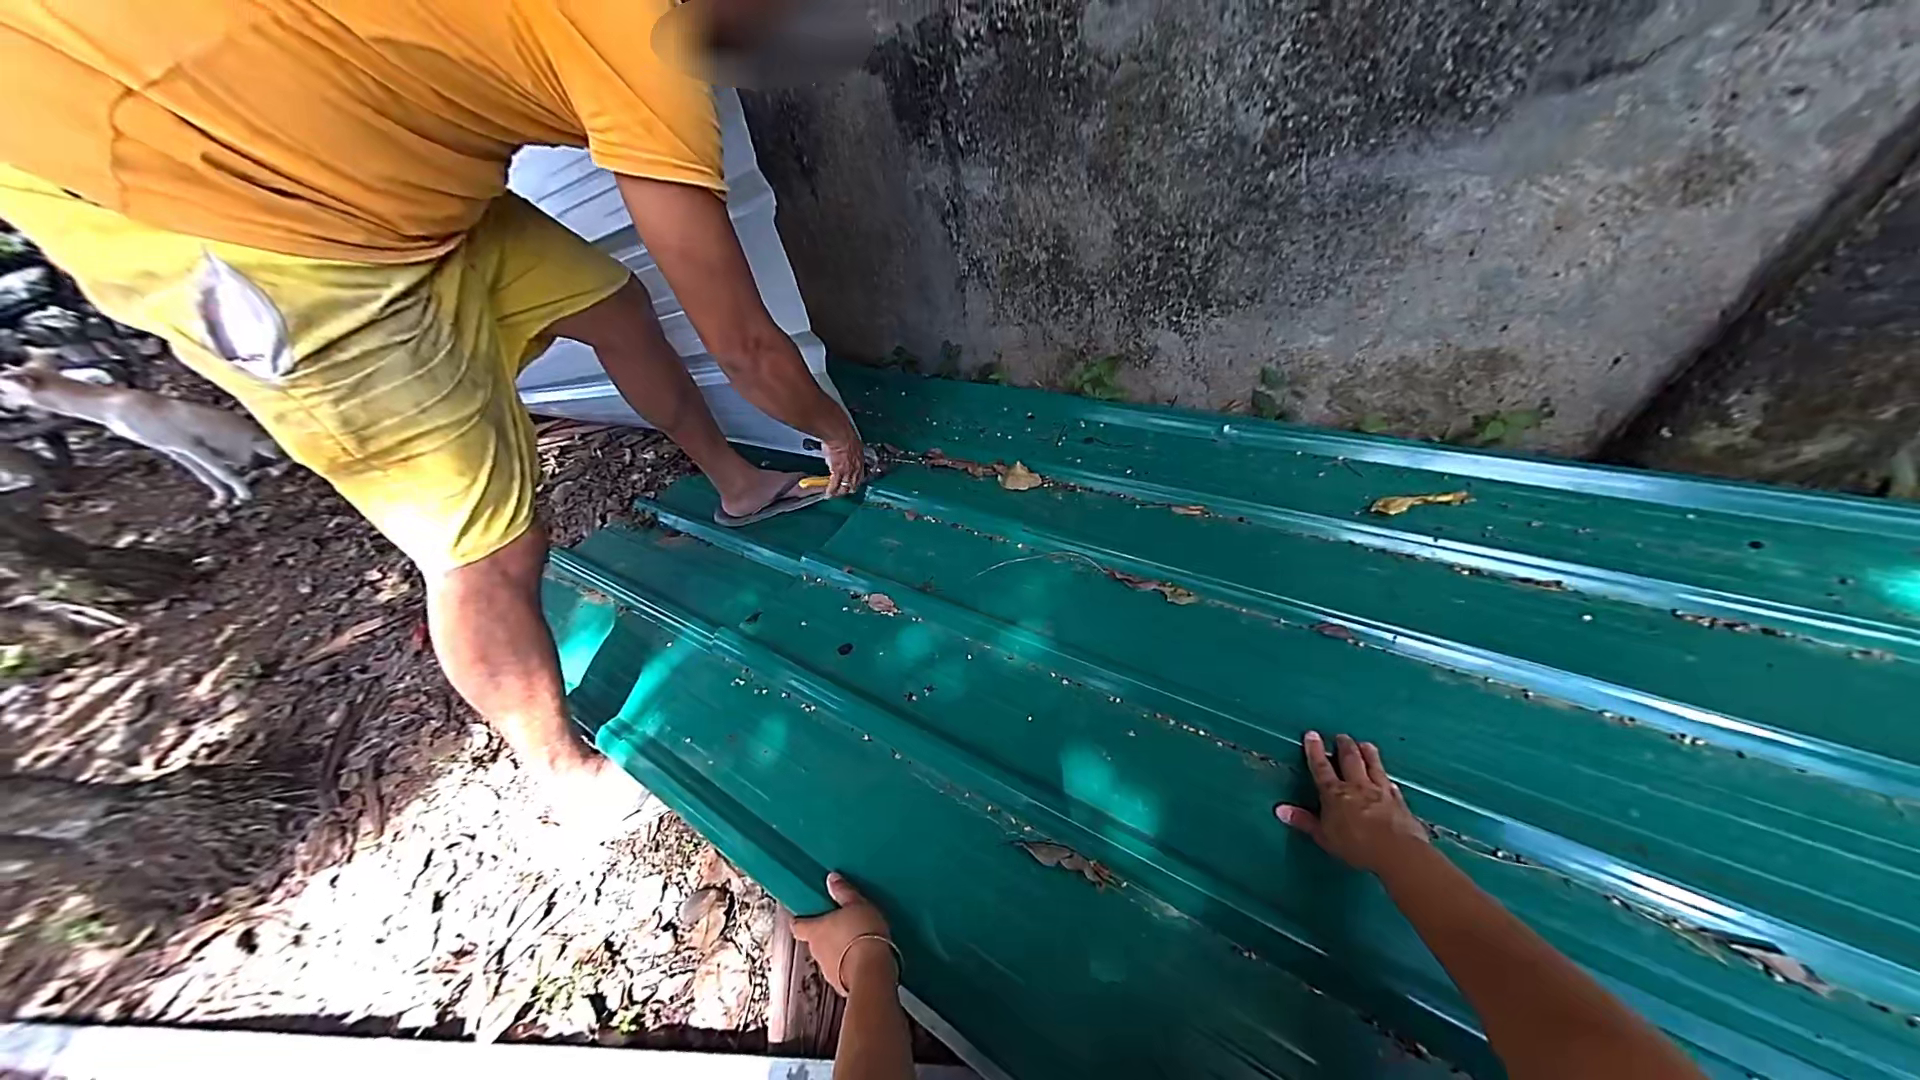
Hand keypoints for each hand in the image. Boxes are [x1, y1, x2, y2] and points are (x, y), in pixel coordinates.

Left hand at [792, 871, 896, 995]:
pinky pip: (841, 970)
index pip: (797, 925)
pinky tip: (862, 955)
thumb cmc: (862, 933)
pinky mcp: (840, 984)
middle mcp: (816, 951)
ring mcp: (827, 970)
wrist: (873, 970)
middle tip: (840, 921)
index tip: (802, 915)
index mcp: (816, 930)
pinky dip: (848, 963)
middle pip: (814, 940)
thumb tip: (832, 879)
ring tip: (856, 938)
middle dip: (825, 932)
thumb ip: (842, 891)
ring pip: (828, 955)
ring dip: (837, 948)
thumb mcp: (856, 904)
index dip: (799, 920)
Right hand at [822, 435, 866, 497]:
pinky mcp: (837, 472)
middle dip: (849, 489)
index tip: (853, 484)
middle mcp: (856, 468)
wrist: (839, 434)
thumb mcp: (852, 444)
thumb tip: (845, 450)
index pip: (860, 475)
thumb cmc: (844, 435)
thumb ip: (850, 451)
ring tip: (835, 494)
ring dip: (839, 492)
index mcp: (860, 460)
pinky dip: (831, 490)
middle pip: (854, 483)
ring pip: (844, 486)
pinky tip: (828, 492)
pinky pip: (834, 485)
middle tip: (844, 492)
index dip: (856, 481)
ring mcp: (847, 471)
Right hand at [1276, 731, 1429, 873]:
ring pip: (1373, 767)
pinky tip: (1389, 779)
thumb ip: (1304, 821)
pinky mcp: (1400, 803)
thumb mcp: (1324, 836)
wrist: (1398, 853)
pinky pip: (1391, 786)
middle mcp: (1357, 786)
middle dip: (1344, 746)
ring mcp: (1380, 792)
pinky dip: (1387, 779)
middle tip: (1342, 736)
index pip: (1321, 767)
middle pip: (1350, 760)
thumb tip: (1280, 810)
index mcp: (1334, 792)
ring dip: (1369, 754)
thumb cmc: (1356, 845)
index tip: (1312, 735)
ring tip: (1366, 744)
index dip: (1315, 750)